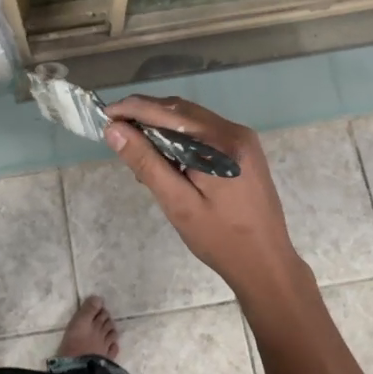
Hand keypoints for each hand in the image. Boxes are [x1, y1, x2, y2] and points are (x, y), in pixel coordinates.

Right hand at [104, 95, 306, 298]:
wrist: (267, 264)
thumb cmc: (221, 239)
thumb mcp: (178, 203)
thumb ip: (146, 163)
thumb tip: (115, 130)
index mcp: (221, 142)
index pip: (169, 112)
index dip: (134, 109)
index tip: (105, 114)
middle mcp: (234, 131)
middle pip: (181, 110)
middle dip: (146, 115)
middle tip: (116, 130)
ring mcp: (242, 139)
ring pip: (191, 120)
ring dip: (161, 126)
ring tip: (135, 146)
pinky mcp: (243, 150)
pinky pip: (204, 132)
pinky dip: (179, 137)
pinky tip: (164, 156)